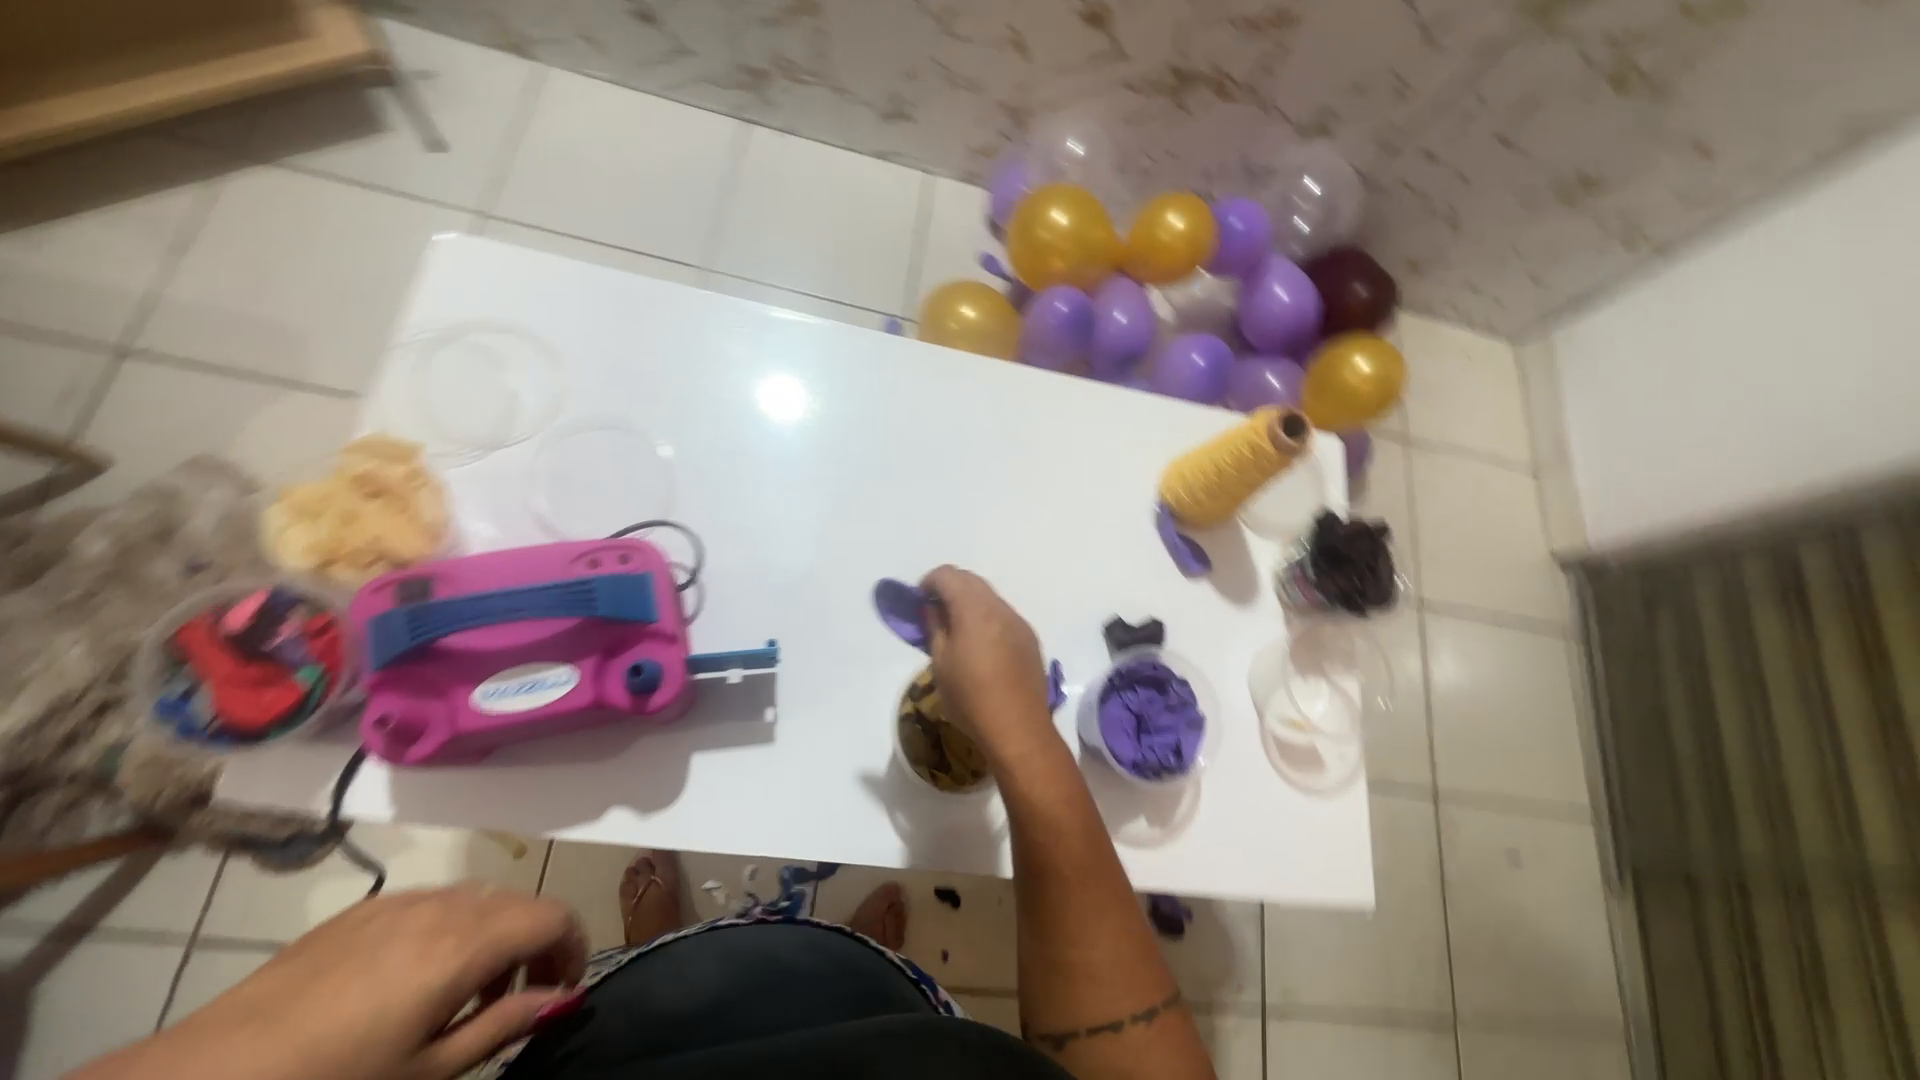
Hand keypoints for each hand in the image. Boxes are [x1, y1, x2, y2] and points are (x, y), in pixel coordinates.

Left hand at [77, 885, 587, 1079]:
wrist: (209, 1075)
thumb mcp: (429, 1070)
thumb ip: (505, 1024)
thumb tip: (563, 998)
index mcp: (466, 943)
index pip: (554, 915)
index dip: (575, 945)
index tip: (564, 989)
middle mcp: (443, 905)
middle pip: (521, 902)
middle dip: (538, 942)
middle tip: (521, 997)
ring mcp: (400, 901)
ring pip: (479, 898)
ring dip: (497, 933)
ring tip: (468, 992)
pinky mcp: (364, 908)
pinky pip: (435, 902)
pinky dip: (454, 927)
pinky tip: (418, 978)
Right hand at [920, 566, 1053, 754]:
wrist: (1018, 728)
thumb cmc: (970, 697)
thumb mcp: (940, 663)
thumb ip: (934, 627)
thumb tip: (932, 608)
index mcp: (974, 610)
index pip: (949, 575)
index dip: (930, 582)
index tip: (920, 602)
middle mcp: (1000, 608)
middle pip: (971, 581)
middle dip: (950, 588)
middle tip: (935, 614)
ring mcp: (1019, 623)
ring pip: (990, 597)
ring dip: (970, 603)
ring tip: (957, 632)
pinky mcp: (1030, 639)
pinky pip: (1004, 616)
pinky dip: (987, 618)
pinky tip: (981, 647)